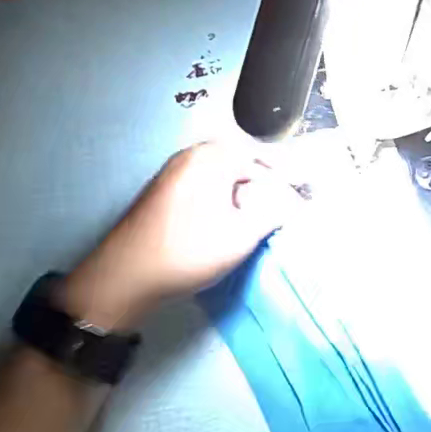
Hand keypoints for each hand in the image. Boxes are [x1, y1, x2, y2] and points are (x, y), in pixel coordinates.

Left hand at [59, 142, 300, 331]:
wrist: (125, 276)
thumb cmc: (187, 252)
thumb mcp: (241, 235)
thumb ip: (275, 212)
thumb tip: (297, 201)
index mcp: (210, 158)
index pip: (261, 155)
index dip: (287, 172)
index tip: (305, 188)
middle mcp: (190, 156)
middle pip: (241, 158)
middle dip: (266, 177)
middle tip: (288, 199)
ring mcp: (173, 172)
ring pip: (222, 171)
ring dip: (245, 187)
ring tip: (264, 210)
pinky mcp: (164, 191)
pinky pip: (206, 182)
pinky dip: (225, 194)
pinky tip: (231, 216)